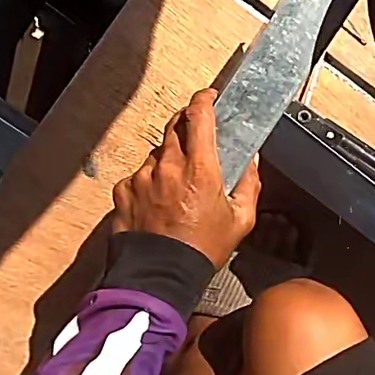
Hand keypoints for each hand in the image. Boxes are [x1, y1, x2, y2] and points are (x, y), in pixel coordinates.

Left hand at [112, 88, 260, 265]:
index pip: (198, 115)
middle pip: (174, 127)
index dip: (204, 99)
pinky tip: (157, 205)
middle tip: (196, 143)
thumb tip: (251, 162)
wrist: (159, 276)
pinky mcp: (123, 190)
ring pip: (156, 155)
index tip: (208, 97)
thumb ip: (248, 185)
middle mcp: (167, 166)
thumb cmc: (200, 251)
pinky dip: (148, 183)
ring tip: (176, 191)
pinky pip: (138, 176)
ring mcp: (141, 177)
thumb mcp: (240, 221)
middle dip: (186, 127)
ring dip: (167, 162)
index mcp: (199, 168)